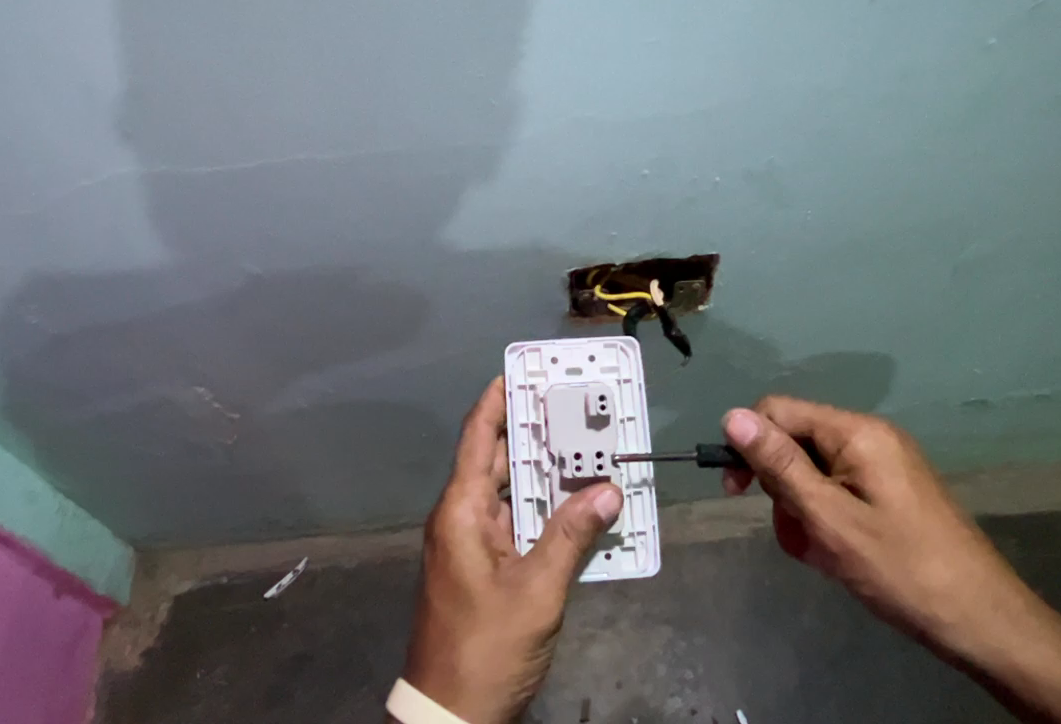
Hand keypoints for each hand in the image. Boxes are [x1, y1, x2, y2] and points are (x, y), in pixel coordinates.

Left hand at [400, 378, 622, 723]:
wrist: (451, 713)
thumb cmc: (486, 645)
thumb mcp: (535, 591)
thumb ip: (572, 536)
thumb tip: (608, 490)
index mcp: (461, 510)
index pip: (477, 437)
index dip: (496, 400)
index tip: (520, 370)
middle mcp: (462, 517)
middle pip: (497, 459)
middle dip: (533, 432)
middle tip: (572, 406)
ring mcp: (471, 544)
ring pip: (509, 492)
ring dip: (543, 473)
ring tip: (584, 447)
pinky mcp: (484, 567)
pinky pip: (515, 523)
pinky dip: (542, 510)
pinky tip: (576, 505)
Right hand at [719, 396, 1034, 654]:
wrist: (986, 625)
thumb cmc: (902, 570)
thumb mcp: (829, 519)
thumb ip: (779, 465)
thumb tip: (731, 416)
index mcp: (857, 432)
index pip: (778, 411)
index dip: (749, 444)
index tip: (736, 491)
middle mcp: (870, 437)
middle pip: (795, 442)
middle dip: (781, 488)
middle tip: (796, 534)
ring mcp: (884, 465)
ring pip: (812, 472)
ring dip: (801, 511)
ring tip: (819, 553)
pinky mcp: (891, 492)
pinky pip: (837, 491)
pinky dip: (826, 519)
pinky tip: (836, 555)